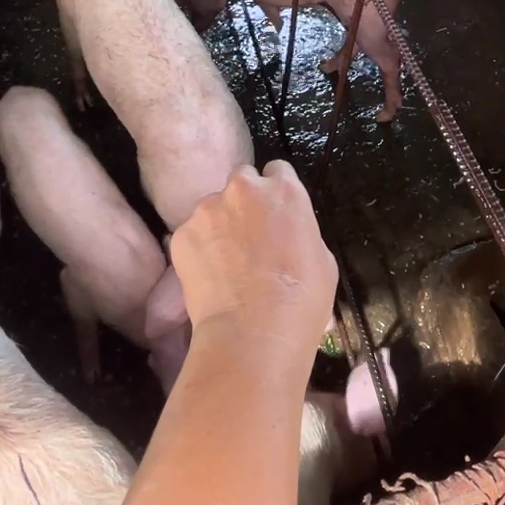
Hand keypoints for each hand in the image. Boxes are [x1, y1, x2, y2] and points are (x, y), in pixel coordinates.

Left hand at [170, 161, 335, 356]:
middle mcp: (243, 188)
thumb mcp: (321, 258)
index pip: (277, 171)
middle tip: (249, 235)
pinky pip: (192, 235)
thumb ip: (300, 232)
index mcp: (284, 190)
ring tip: (225, 264)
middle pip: (242, 179)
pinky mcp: (182, 234)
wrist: (254, 334)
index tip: (275, 214)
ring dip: (219, 225)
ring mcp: (208, 209)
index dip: (276, 193)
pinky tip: (209, 278)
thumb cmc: (301, 299)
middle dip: (245, 200)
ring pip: (213, 208)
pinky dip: (198, 250)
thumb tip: (287, 237)